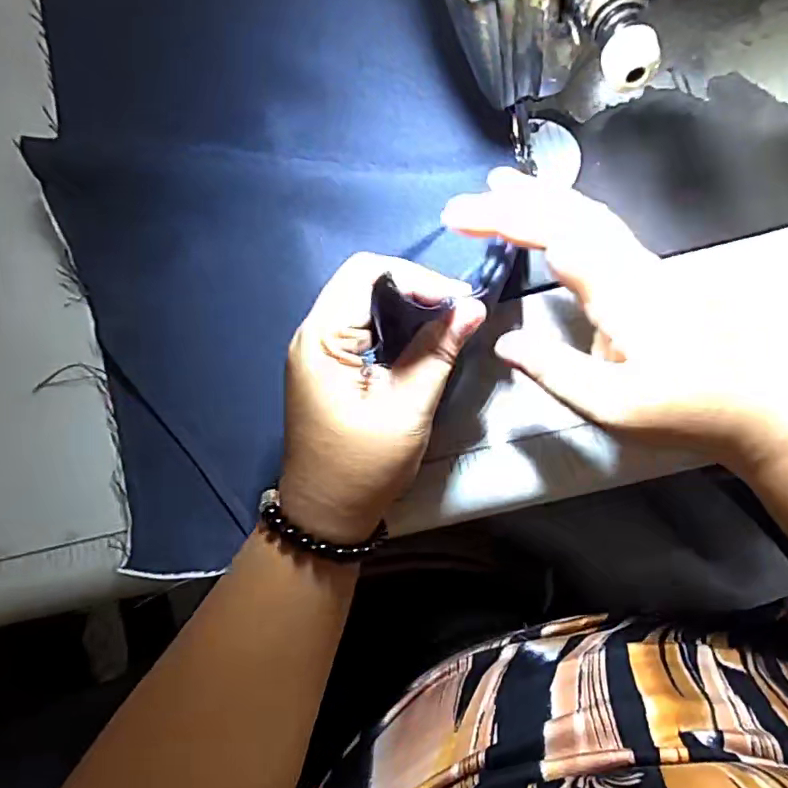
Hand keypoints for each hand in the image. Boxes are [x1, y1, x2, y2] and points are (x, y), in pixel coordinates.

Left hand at [279, 253, 485, 543]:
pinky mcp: (331, 365)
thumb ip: (438, 353)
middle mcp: (314, 334)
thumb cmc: (363, 467)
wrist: (328, 513)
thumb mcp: (407, 408)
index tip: (462, 301)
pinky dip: (399, 325)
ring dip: (410, 305)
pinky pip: (366, 327)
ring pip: (366, 302)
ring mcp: (320, 350)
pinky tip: (427, 338)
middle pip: (365, 281)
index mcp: (322, 340)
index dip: (418, 278)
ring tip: (451, 321)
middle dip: (417, 288)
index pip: (367, 274)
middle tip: (462, 310)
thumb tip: (473, 308)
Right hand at [442, 168, 787, 469]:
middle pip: (573, 214)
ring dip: (549, 198)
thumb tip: (506, 342)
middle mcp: (635, 267)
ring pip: (595, 215)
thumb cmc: (685, 409)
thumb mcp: (612, 404)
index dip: (505, 220)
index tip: (461, 216)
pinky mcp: (659, 278)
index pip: (554, 237)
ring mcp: (651, 268)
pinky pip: (609, 230)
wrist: (755, 404)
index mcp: (619, 293)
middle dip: (520, 199)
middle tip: (474, 193)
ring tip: (509, 188)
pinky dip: (575, 213)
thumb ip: (556, 371)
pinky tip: (564, 221)